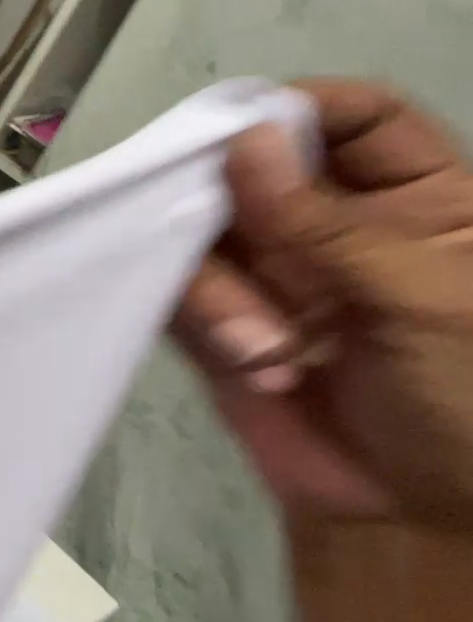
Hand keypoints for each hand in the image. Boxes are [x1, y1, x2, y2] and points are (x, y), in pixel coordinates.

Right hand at [173, 79, 472, 530]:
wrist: (409, 512)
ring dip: (227, 292)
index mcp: (420, 203)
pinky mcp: (212, 318)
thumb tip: (246, 139)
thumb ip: (328, 222)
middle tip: (208, 227)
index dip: (306, 109)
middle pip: (256, 174)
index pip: (359, 122)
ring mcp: (267, 274)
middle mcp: (332, 228)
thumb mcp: (423, 300)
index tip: (243, 127)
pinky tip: (250, 362)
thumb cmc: (469, 398)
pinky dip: (202, 320)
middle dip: (232, 206)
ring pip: (205, 236)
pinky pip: (177, 290)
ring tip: (269, 350)